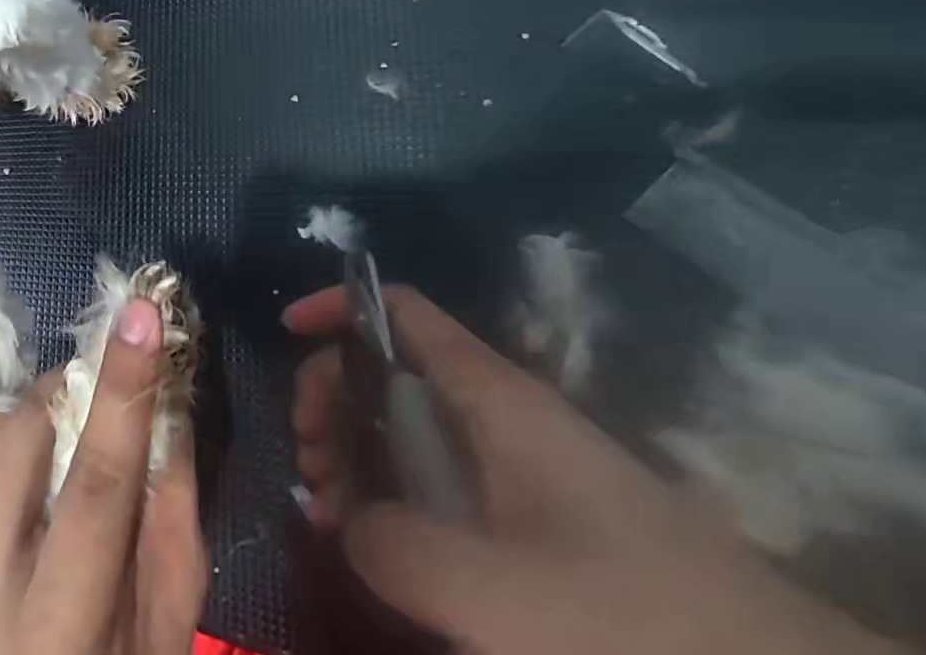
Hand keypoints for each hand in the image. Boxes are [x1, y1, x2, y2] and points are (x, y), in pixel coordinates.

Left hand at [0, 299, 206, 654]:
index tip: (141, 313)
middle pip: (25, 439)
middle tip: (97, 388)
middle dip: (69, 386)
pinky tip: (11, 455)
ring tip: (58, 426)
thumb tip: (170, 414)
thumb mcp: (164, 633)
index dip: (126, 387)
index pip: (102, 480)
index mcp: (67, 623)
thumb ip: (172, 520)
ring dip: (29, 409)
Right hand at [286, 284, 902, 654]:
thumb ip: (398, 546)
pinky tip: (370, 543)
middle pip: (389, 366)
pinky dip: (388, 497)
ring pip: (405, 426)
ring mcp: (507, 461)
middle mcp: (494, 411)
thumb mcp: (502, 591)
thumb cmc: (638, 619)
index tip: (287, 334)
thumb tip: (351, 522)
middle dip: (332, 397)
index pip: (400, 310)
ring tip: (328, 514)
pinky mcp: (520, 510)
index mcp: (491, 395)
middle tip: (310, 467)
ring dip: (353, 454)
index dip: (340, 305)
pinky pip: (432, 479)